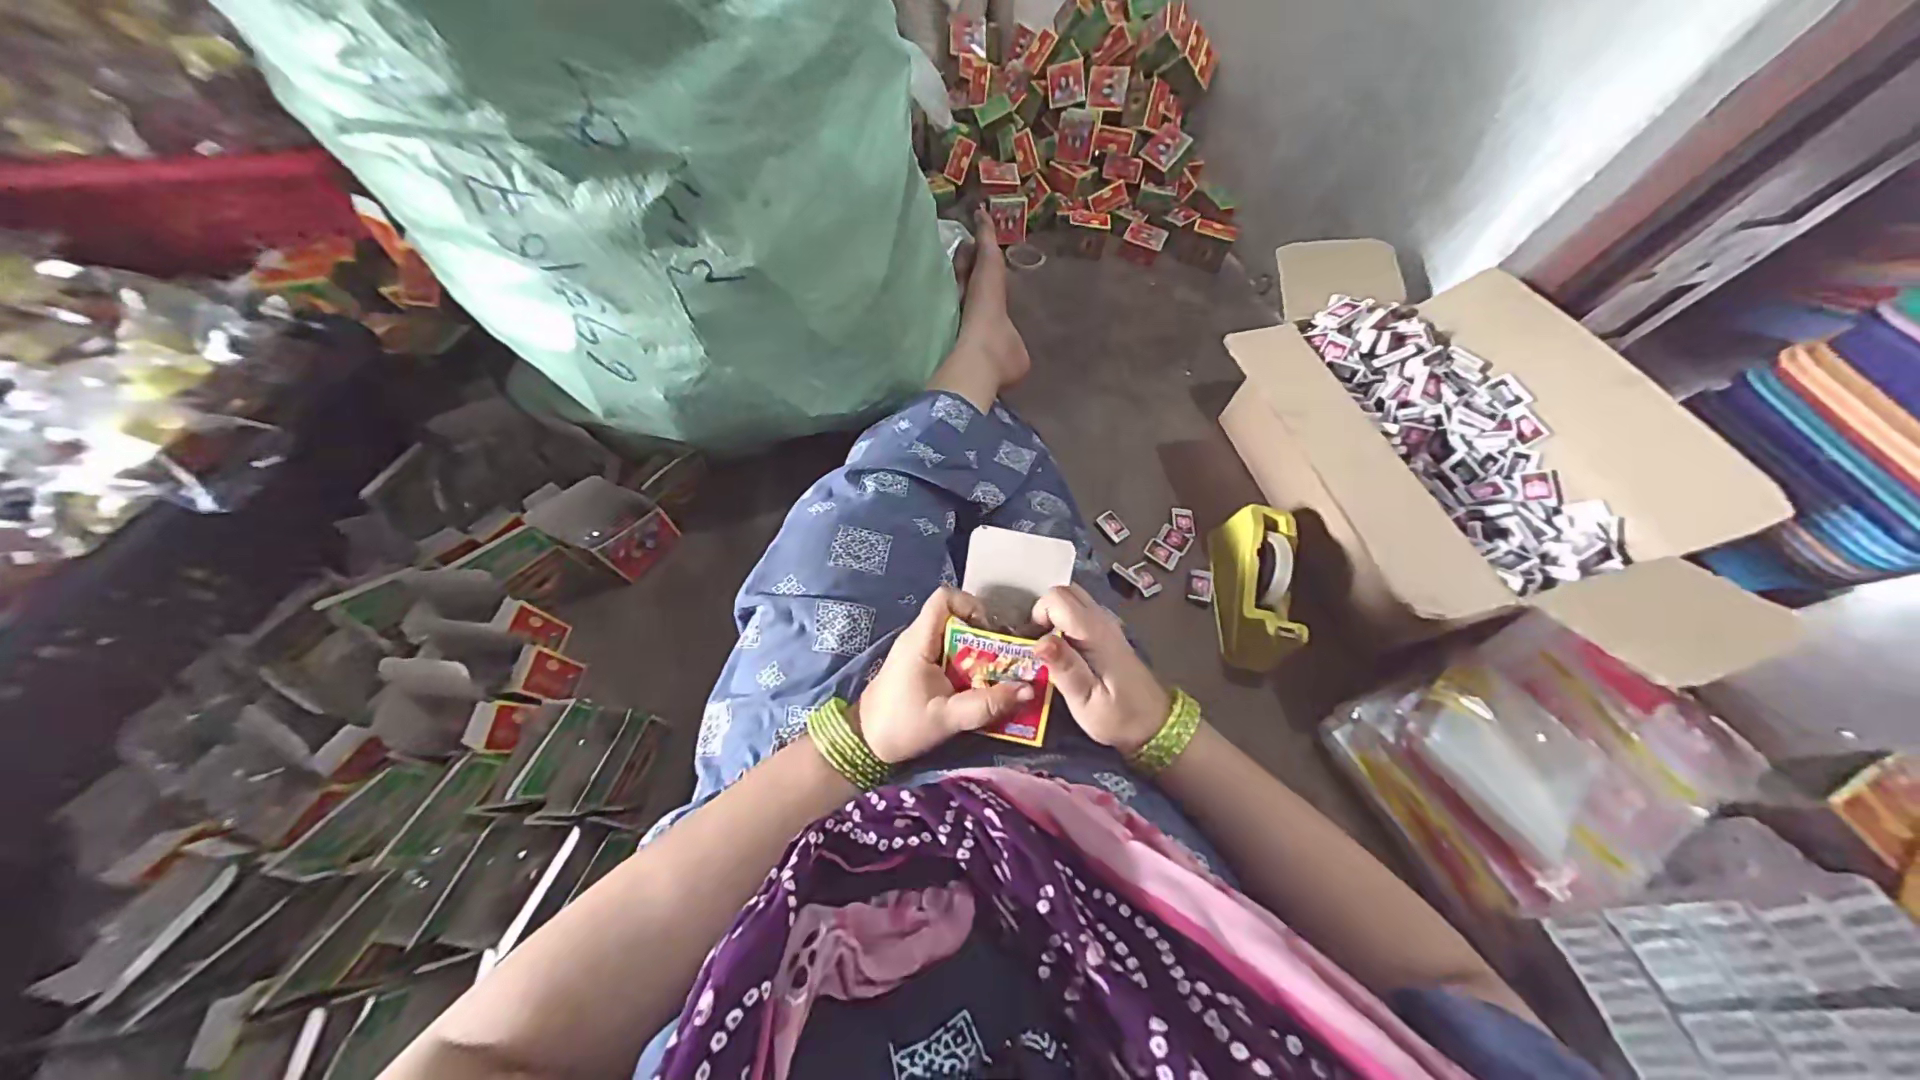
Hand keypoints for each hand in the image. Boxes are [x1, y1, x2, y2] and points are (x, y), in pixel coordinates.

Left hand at [855, 587, 1035, 763]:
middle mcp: (918, 638)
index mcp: (919, 640)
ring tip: (997, 674)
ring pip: (955, 636)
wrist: (864, 744)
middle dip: (984, 635)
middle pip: (956, 617)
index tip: (989, 634)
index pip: (944, 597)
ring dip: (979, 652)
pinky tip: (979, 686)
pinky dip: (968, 664)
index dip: (971, 606)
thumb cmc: (900, 726)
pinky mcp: (921, 667)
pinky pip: (950, 653)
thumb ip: (987, 704)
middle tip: (1004, 659)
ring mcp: (918, 652)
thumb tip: (1028, 689)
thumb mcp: (947, 718)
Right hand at [1030, 585, 1170, 756]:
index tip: (1034, 644)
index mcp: (1095, 634)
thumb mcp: (1085, 701)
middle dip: (1044, 610)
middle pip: (1065, 591)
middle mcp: (1102, 621)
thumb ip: (1064, 668)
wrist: (1156, 725)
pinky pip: (1081, 612)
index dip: (1039, 614)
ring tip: (1049, 648)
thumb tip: (1039, 641)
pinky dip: (1066, 621)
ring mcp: (1108, 625)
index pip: (1057, 598)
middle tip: (1039, 643)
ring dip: (1055, 614)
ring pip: (1074, 599)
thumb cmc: (1118, 717)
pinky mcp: (1108, 633)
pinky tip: (1064, 650)